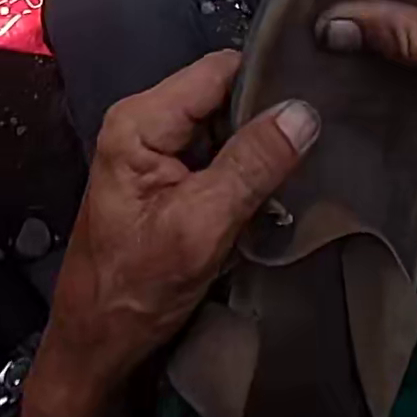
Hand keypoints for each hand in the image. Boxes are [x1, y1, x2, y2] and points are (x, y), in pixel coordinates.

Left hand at [12, 51, 319, 416]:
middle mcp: (146, 120)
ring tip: (306, 157)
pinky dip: (248, 163)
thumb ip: (252, 164)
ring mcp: (157, 146)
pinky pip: (220, 149)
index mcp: (141, 120)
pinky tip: (278, 179)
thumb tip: (304, 112)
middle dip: (267, 113)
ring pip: (226, 121)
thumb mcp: (201, 226)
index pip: (218, 71)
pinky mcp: (170, 171)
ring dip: (261, 142)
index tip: (317, 95)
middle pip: (222, 92)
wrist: (96, 345)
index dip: (266, 78)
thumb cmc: (135, 290)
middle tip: (320, 134)